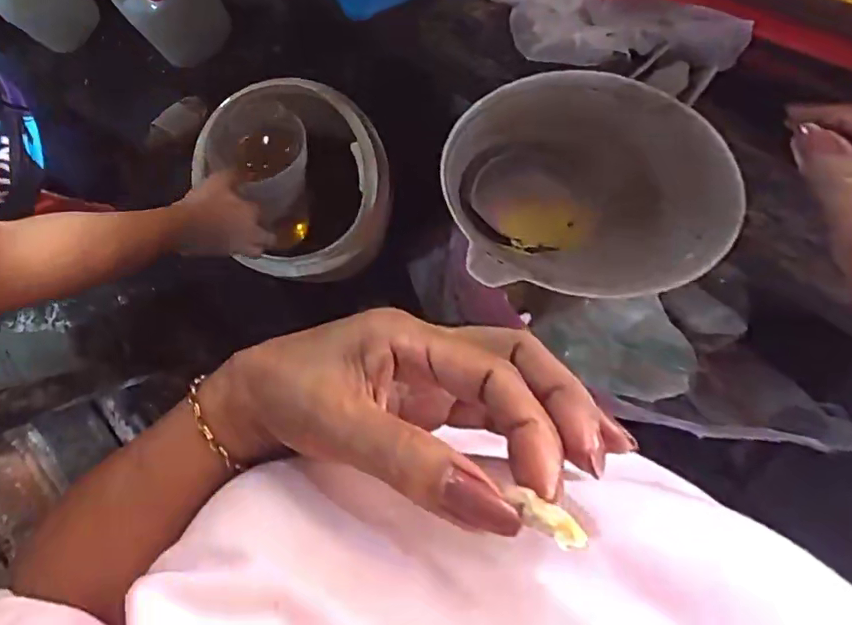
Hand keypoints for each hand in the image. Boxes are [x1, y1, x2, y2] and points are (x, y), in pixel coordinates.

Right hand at [171, 171, 269, 256]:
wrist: (183, 227)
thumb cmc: (203, 203)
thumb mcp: (218, 181)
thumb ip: (235, 176)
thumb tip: (247, 173)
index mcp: (250, 213)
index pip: (261, 210)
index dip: (255, 205)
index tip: (249, 201)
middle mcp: (250, 233)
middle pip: (269, 239)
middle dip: (267, 234)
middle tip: (260, 226)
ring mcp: (238, 247)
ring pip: (256, 251)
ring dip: (256, 245)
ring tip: (249, 238)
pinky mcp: (224, 255)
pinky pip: (238, 254)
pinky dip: (237, 248)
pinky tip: (229, 240)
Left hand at [197, 309, 634, 535]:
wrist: (248, 399)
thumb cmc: (285, 394)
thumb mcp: (342, 426)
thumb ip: (416, 465)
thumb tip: (509, 514)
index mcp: (406, 336)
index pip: (493, 369)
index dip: (532, 424)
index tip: (544, 489)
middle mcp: (424, 347)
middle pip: (513, 356)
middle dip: (562, 400)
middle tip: (599, 462)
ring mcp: (426, 373)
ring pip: (507, 378)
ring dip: (555, 410)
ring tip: (603, 457)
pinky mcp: (422, 402)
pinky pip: (486, 408)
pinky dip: (525, 428)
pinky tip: (556, 456)